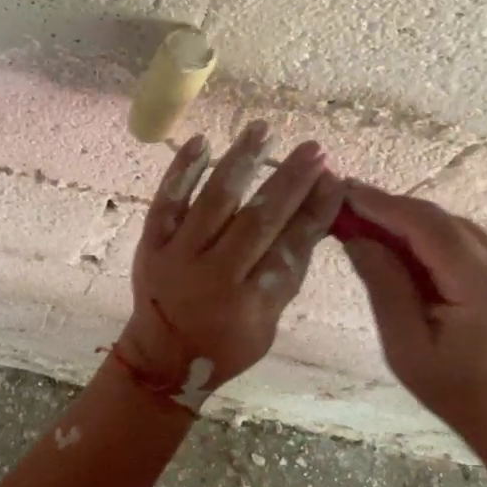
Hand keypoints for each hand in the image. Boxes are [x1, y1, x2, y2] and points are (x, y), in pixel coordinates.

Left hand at [116, 120, 344, 407]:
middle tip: (313, 149)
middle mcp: (215, 275)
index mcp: (250, 302)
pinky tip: (202, 142)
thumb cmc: (225, 342)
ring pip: (215, 200)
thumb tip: (315, 218)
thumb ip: (286, 274)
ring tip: (262, 130)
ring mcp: (179, 255)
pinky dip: (183, 170)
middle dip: (289, 181)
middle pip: (258, 219)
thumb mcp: (267, 323)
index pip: (291, 247)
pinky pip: (167, 200)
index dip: (314, 211)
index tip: (334, 179)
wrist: (161, 356)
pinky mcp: (151, 241)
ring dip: (240, 161)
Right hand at [339, 181, 486, 461]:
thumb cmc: (470, 403)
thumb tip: (358, 238)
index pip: (423, 222)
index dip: (379, 203)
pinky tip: (416, 262)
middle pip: (442, 221)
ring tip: (374, 236)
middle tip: (348, 214)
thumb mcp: (409, 349)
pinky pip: (477, 249)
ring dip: (416, 228)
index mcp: (484, 281)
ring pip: (460, 232)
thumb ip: (383, 285)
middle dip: (393, 212)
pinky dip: (441, 246)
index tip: (340, 190)